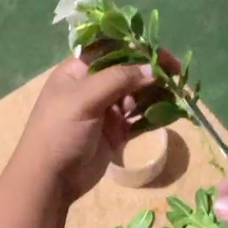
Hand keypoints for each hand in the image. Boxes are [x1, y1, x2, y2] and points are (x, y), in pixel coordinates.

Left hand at [12, 55, 164, 203]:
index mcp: (79, 70)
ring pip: (137, 94)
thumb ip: (118, 79)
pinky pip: (140, 118)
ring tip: (177, 96)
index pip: (111, 48)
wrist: (51, 179)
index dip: (137, 48)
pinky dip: (155, 115)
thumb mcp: (84, 98)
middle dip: (152, 72)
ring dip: (156, 93)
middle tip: (177, 77)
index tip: (161, 55)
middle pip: (129, 71)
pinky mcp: (116, 132)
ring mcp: (106, 110)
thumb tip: (152, 69)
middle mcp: (93, 86)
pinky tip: (171, 113)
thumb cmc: (60, 131)